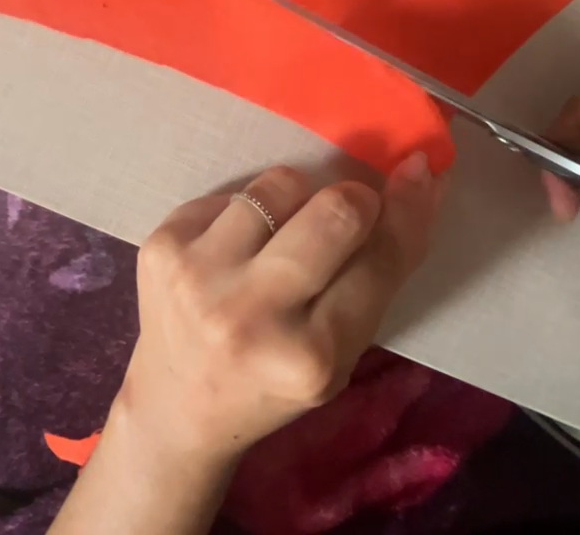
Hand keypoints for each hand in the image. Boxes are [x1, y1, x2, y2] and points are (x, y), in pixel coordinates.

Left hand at [111, 156, 445, 467]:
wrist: (175, 407)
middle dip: (353, 199)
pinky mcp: (161, 246)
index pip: (379, 260)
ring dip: (296, 198)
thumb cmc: (271, 384)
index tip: (418, 171)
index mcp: (309, 359)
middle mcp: (249, 315)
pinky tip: (234, 248)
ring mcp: (198, 276)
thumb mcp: (338, 355)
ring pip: (280, 184)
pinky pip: (231, 192)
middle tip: (349, 210)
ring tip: (283, 234)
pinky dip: (245, 211)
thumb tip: (416, 177)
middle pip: (334, 212)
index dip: (407, 209)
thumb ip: (376, 275)